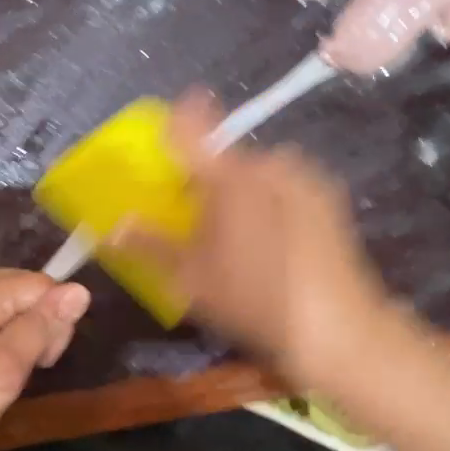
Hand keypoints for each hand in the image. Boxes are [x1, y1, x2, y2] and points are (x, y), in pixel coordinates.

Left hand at [0, 269, 89, 450]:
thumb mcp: (6, 367)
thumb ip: (42, 326)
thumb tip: (79, 289)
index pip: (38, 284)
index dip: (54, 320)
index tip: (44, 362)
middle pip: (17, 289)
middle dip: (36, 324)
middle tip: (26, 370)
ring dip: (16, 335)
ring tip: (5, 375)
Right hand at [115, 88, 393, 389]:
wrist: (336, 326)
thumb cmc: (252, 298)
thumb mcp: (190, 278)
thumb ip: (150, 246)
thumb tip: (113, 229)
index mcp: (232, 175)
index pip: (194, 131)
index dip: (175, 125)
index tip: (163, 131)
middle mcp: (271, 162)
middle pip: (227, 159)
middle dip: (206, 181)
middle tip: (190, 216)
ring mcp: (305, 178)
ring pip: (256, 175)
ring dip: (239, 193)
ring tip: (229, 236)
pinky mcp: (328, 198)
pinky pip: (282, 189)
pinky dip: (267, 204)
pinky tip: (264, 243)